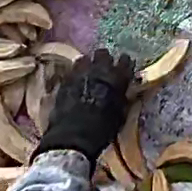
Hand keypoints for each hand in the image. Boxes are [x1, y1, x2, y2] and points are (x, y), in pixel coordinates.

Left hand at [33, 49, 136, 164]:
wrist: (73, 136)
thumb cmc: (102, 129)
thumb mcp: (120, 114)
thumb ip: (123, 97)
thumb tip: (126, 91)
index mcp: (117, 77)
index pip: (125, 60)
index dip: (124, 64)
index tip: (124, 69)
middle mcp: (99, 69)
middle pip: (103, 54)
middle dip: (104, 60)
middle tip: (104, 70)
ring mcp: (80, 72)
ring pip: (85, 58)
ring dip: (88, 65)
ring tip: (88, 75)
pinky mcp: (65, 78)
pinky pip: (72, 70)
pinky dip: (76, 74)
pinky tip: (76, 83)